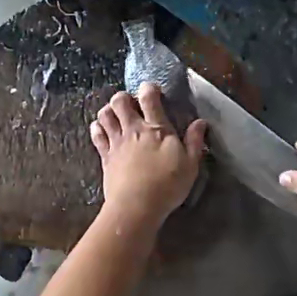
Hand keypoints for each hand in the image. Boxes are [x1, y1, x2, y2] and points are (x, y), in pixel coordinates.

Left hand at [90, 83, 207, 225]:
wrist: (136, 206)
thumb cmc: (167, 185)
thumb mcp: (190, 165)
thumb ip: (194, 141)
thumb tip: (200, 122)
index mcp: (156, 129)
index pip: (149, 98)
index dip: (149, 88)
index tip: (153, 90)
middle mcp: (133, 130)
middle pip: (120, 101)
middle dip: (124, 97)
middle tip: (131, 105)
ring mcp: (116, 142)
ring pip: (104, 114)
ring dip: (108, 110)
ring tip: (116, 116)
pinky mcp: (105, 155)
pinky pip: (96, 134)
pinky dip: (97, 127)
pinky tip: (102, 130)